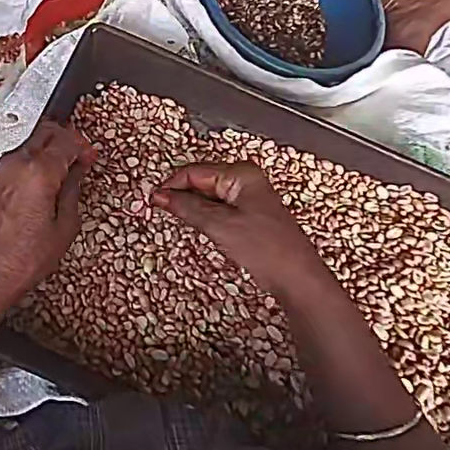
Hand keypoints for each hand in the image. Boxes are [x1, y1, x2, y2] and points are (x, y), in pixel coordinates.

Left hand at [0, 120, 94, 309]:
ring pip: (31, 142)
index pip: (67, 141)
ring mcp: (1, 170)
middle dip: (67, 139)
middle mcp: (16, 164)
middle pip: (46, 132)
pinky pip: (19, 158)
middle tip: (81, 157)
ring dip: (50, 149)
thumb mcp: (64, 227)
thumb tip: (76, 174)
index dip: (84, 147)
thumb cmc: (22, 259)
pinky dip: (36, 160)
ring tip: (66, 171)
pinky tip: (47, 180)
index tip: (91, 158)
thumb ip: (72, 191)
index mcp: (38, 172)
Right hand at [151, 162, 333, 298]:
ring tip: (178, 223)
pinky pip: (219, 209)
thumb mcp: (219, 226)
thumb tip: (160, 195)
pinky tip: (201, 230)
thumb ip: (187, 207)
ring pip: (209, 197)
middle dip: (181, 196)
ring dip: (192, 208)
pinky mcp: (250, 215)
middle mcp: (246, 179)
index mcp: (241, 173)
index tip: (152, 201)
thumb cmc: (265, 249)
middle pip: (201, 181)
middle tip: (160, 213)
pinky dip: (206, 218)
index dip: (171, 185)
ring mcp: (249, 197)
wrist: (297, 278)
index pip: (194, 171)